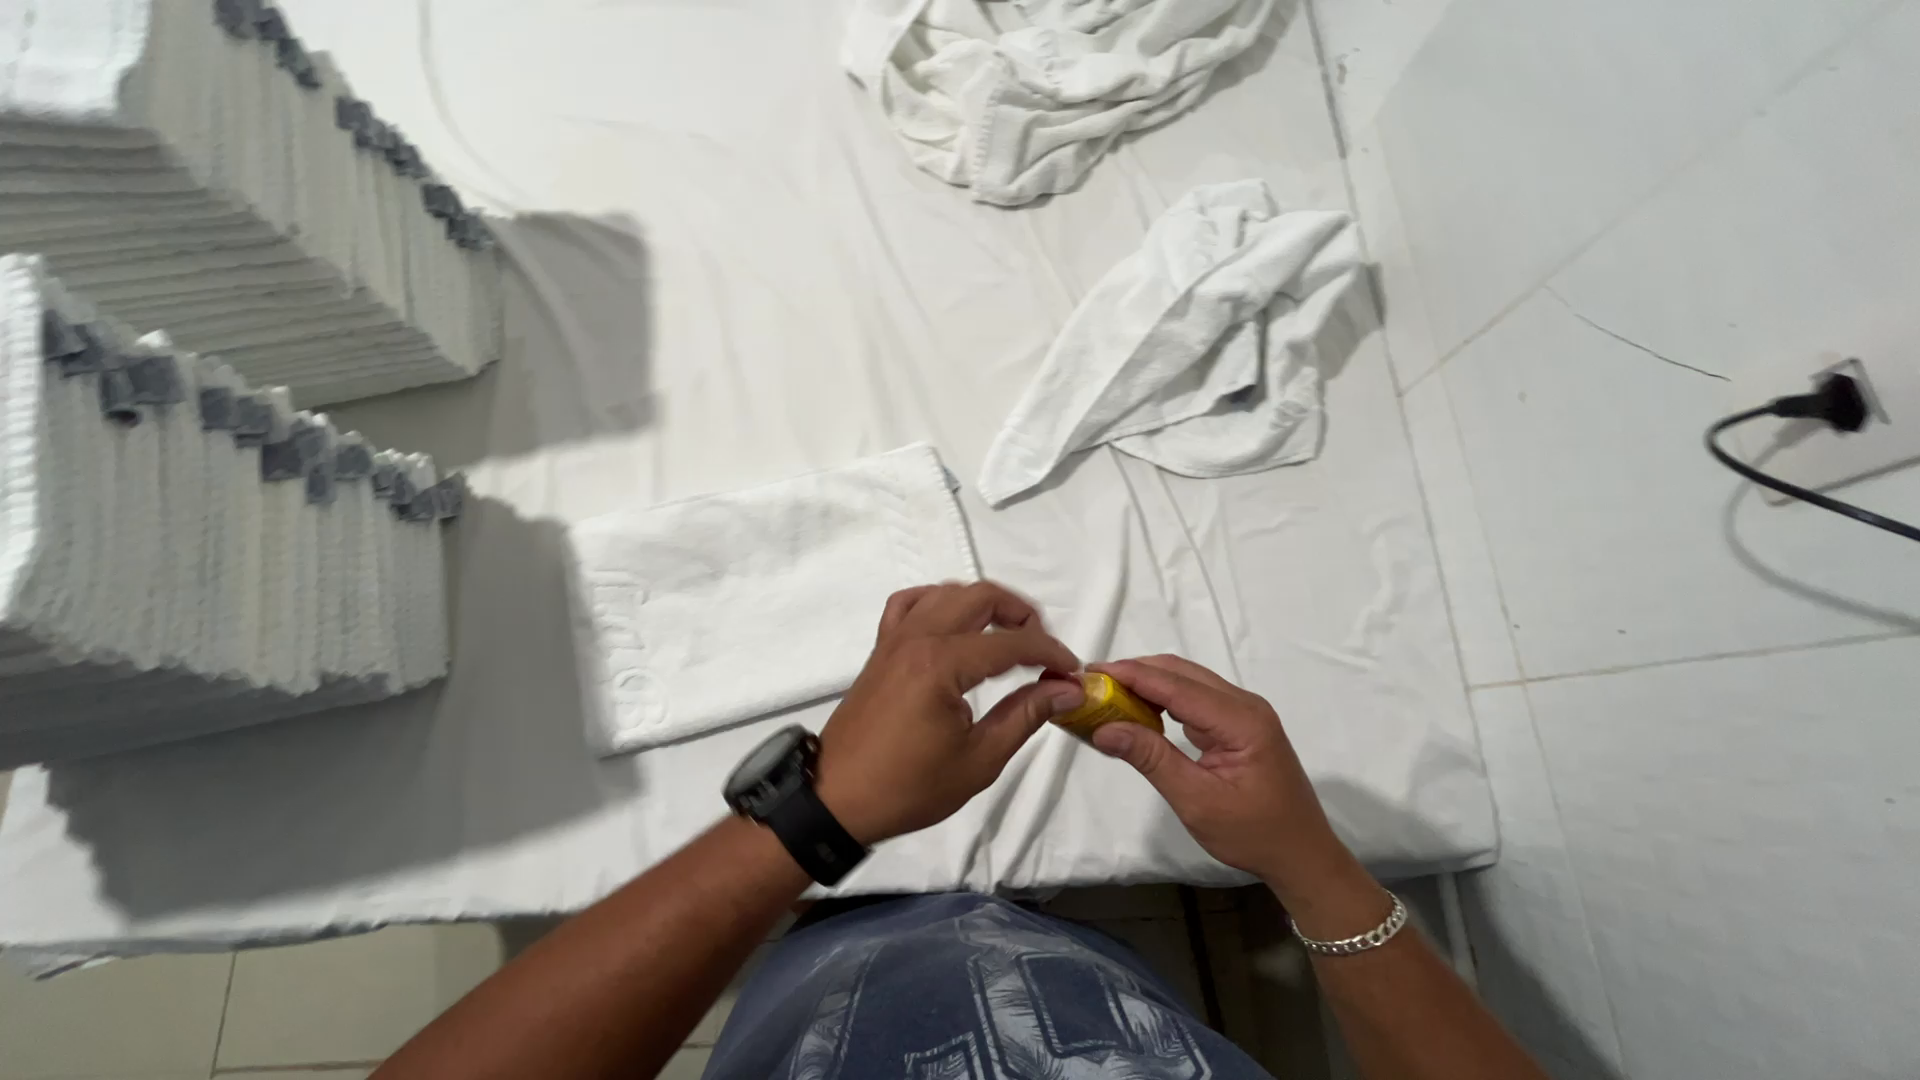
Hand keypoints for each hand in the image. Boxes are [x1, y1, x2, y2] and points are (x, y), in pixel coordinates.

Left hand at [814, 582, 1084, 845]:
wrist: (837, 799)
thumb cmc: (909, 787)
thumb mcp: (978, 760)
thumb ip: (1024, 716)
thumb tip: (1066, 690)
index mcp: (942, 664)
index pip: (1011, 642)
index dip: (1050, 652)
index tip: (1072, 673)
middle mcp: (918, 637)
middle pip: (981, 597)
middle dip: (1022, 615)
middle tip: (1042, 651)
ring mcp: (894, 638)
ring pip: (947, 593)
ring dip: (983, 604)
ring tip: (1006, 636)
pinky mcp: (881, 648)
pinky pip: (909, 604)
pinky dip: (938, 603)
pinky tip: (953, 625)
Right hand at [1089, 656, 1366, 907]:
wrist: (1302, 856)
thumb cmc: (1253, 835)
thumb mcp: (1196, 802)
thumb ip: (1151, 758)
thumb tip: (1104, 729)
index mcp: (1241, 721)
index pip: (1175, 685)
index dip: (1130, 674)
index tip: (1090, 672)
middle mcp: (1244, 704)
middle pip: (1180, 672)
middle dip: (1134, 673)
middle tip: (1091, 684)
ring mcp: (1243, 712)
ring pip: (1186, 680)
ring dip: (1146, 683)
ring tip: (1106, 694)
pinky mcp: (1237, 723)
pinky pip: (1194, 697)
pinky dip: (1162, 698)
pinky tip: (1137, 709)